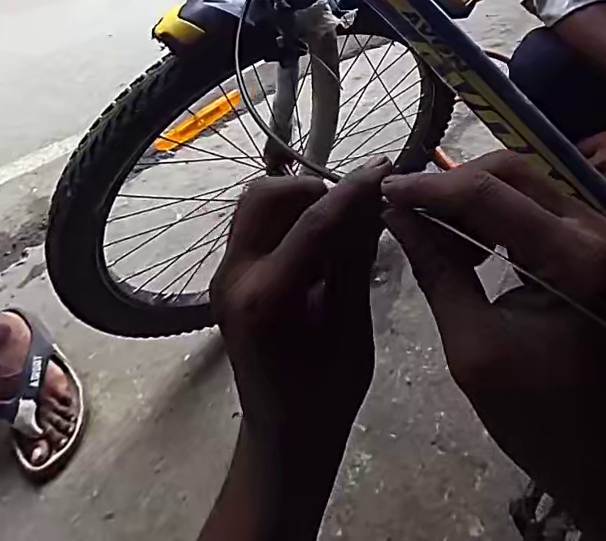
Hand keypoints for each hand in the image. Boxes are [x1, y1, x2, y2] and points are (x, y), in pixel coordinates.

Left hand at [211, 160, 388, 455]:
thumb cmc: (326, 396)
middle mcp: (234, 275)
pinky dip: (284, 217)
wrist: (281, 437)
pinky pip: (252, 225)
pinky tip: (314, 238)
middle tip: (351, 205)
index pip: (313, 221)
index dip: (352, 190)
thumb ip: (356, 258)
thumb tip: (374, 203)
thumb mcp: (352, 327)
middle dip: (312, 188)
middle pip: (265, 196)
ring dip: (296, 199)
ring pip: (253, 204)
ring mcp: (223, 272)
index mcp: (268, 296)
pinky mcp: (225, 274)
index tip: (382, 167)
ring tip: (335, 220)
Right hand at [381, 151, 605, 539]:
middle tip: (407, 208)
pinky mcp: (595, 245)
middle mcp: (596, 230)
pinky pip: (532, 203)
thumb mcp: (474, 349)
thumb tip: (395, 213)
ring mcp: (601, 234)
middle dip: (450, 183)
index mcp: (574, 259)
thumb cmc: (547, 421)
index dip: (428, 187)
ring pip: (519, 180)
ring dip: (469, 196)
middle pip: (508, 169)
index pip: (486, 192)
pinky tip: (467, 242)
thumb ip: (436, 269)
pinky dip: (492, 212)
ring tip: (432, 229)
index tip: (384, 191)